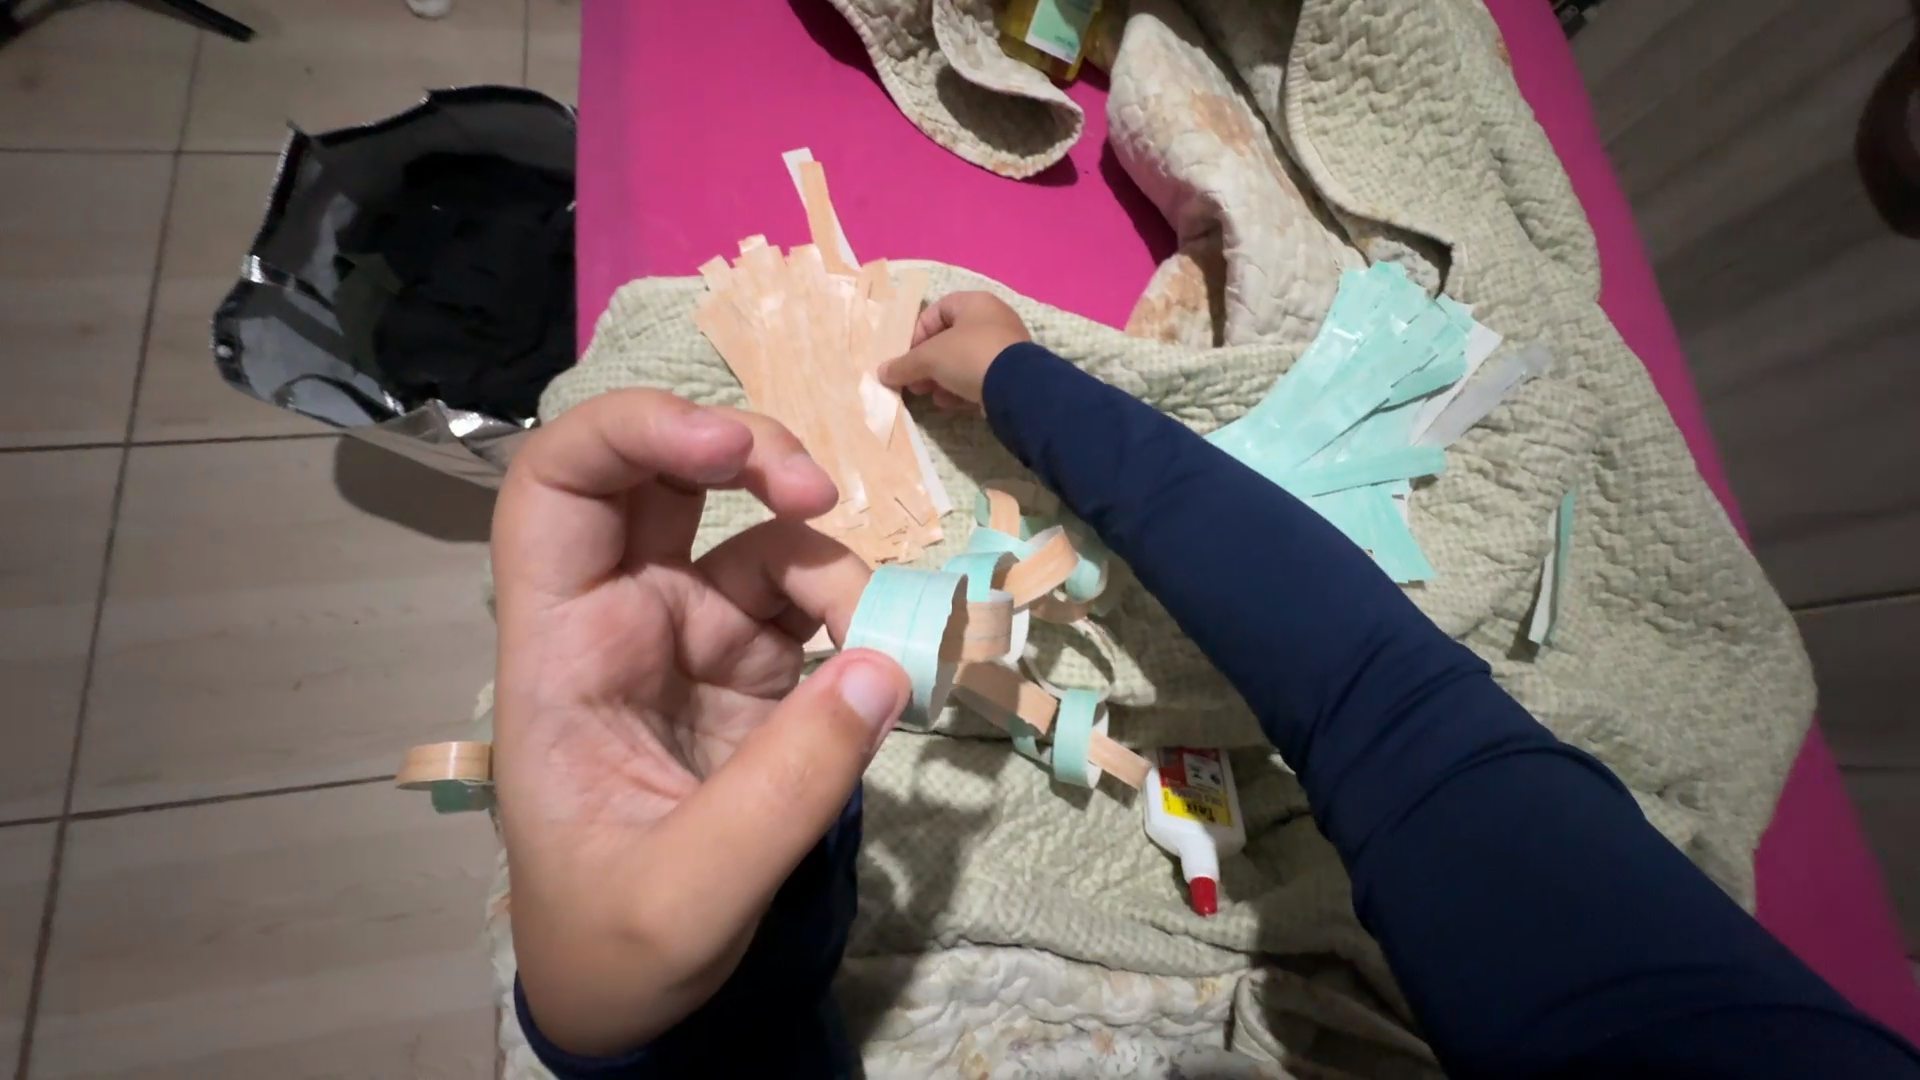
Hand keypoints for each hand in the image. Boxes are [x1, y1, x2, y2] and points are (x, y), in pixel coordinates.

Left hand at [490, 389, 910, 1055]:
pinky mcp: (757, 660)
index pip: (562, 488)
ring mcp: (697, 632)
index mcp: (563, 646)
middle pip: (667, 475)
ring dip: (834, 567)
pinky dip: (859, 611)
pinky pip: (815, 600)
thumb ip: (787, 789)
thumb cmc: (618, 941)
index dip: (633, 433)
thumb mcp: (689, 893)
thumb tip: (887, 668)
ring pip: (766, 538)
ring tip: (882, 640)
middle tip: (818, 492)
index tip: (728, 448)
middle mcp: (626, 614)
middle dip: (748, 454)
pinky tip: (886, 656)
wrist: (647, 987)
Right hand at [877, 290, 1030, 408]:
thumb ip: (904, 365)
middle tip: (913, 382)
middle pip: (949, 340)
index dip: (917, 334)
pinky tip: (948, 403)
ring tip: (928, 394)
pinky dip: (961, 389)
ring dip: (941, 378)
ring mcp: (1004, 348)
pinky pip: (979, 378)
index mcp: (974, 303)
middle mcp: (992, 320)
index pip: (936, 312)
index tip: (907, 358)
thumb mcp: (929, 358)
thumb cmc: (969, 356)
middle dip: (927, 363)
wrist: (1016, 387)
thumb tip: (882, 373)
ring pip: (963, 361)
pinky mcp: (1011, 375)